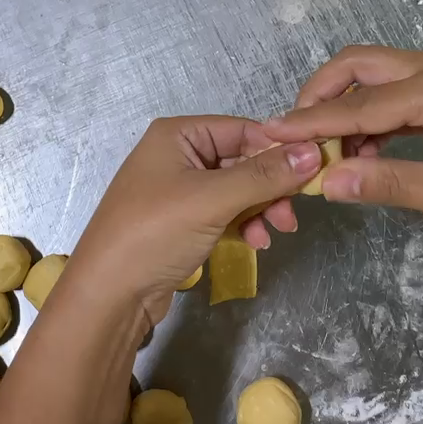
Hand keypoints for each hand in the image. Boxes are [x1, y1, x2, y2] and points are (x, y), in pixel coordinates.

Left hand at [64, 116, 322, 326]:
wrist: (109, 294)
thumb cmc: (155, 231)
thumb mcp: (212, 200)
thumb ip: (263, 176)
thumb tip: (313, 152)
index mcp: (178, 134)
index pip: (241, 129)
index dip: (277, 149)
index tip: (313, 172)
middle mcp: (178, 153)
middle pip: (241, 160)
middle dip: (270, 186)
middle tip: (292, 214)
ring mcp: (179, 188)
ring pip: (236, 188)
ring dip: (260, 208)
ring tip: (277, 232)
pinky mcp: (182, 220)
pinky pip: (224, 211)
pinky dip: (243, 223)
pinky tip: (256, 243)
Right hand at [261, 45, 422, 240]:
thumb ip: (388, 183)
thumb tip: (328, 181)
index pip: (357, 102)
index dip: (310, 120)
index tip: (268, 130)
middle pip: (359, 65)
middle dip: (320, 93)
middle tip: (293, 131)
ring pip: (374, 75)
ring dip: (344, 104)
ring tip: (324, 148)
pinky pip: (393, 91)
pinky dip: (368, 114)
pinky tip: (361, 148)